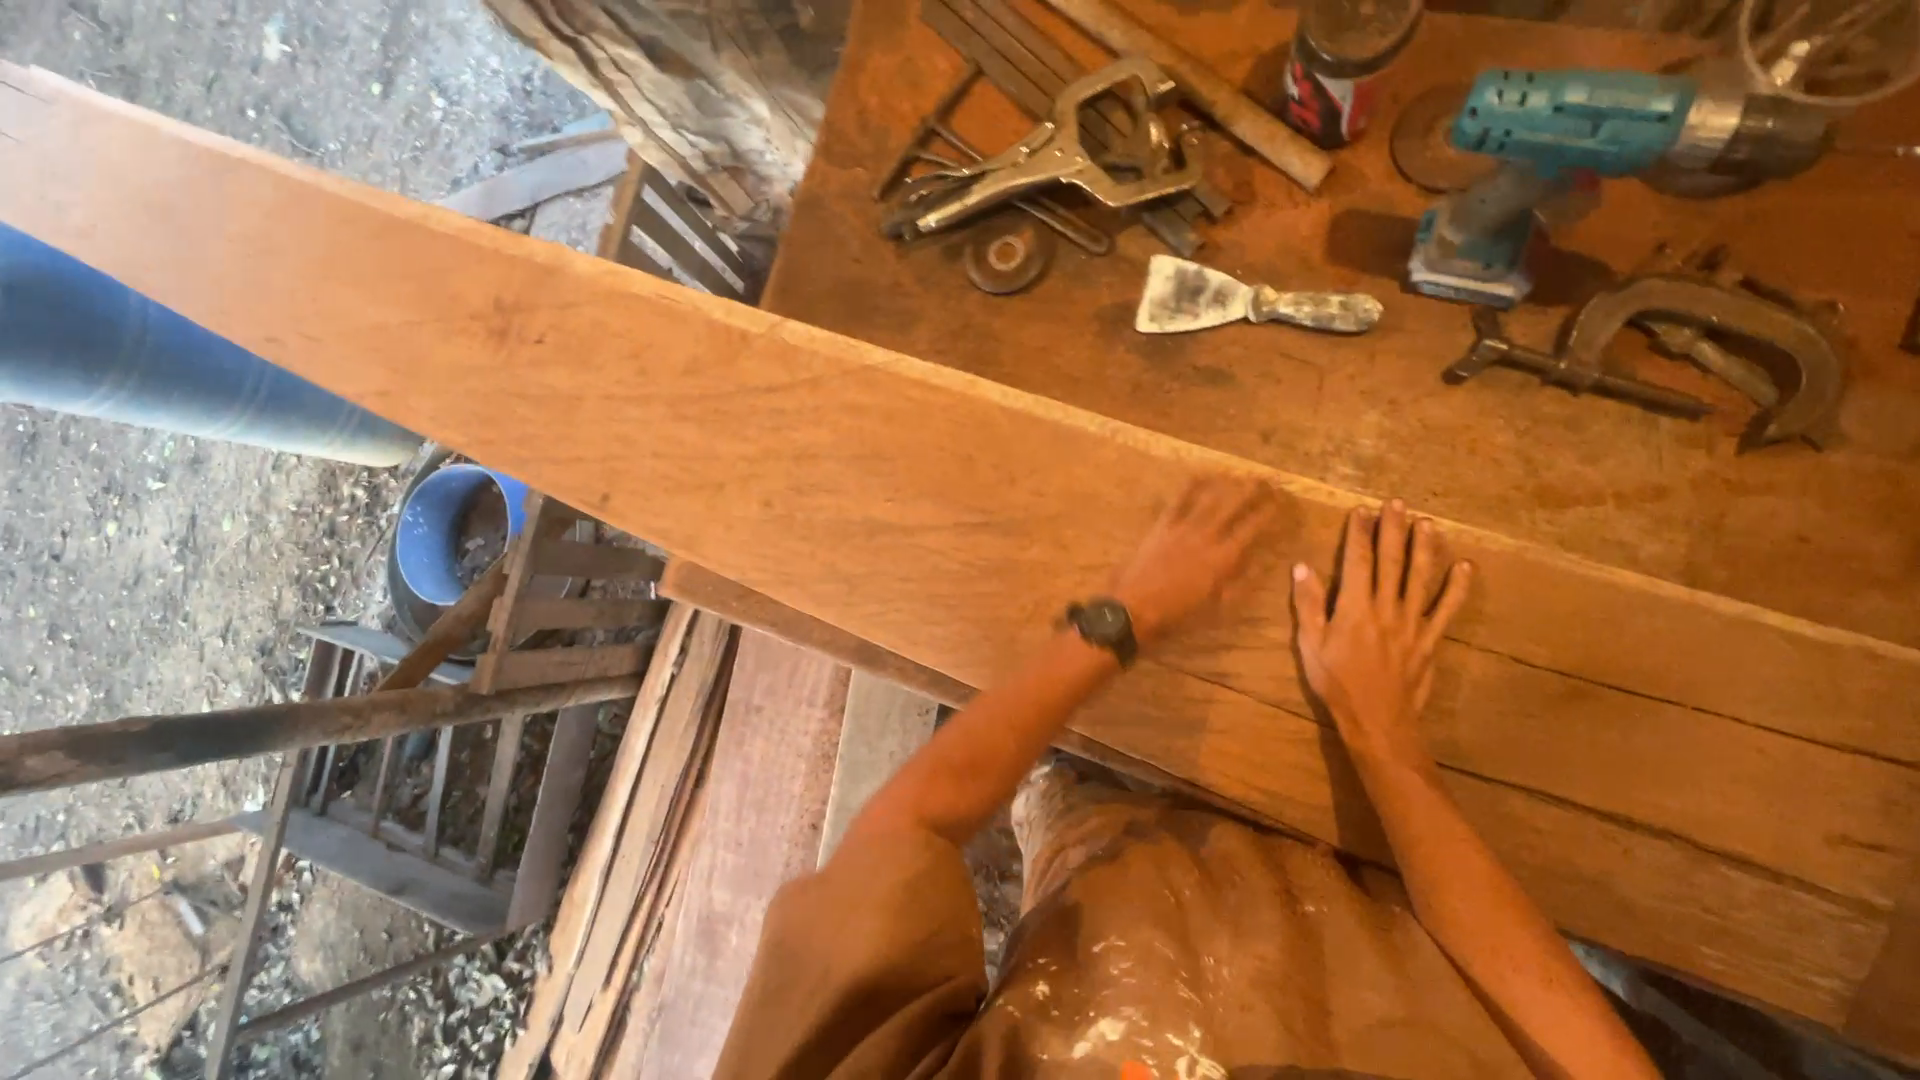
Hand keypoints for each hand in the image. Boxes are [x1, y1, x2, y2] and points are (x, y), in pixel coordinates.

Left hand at [1110, 477, 1279, 645]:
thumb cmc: (1178, 613)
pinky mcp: (1162, 525)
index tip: (1280, 500)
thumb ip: (1241, 582)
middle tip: (1267, 480)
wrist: (1134, 607)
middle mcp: (1207, 536)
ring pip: (1210, 498)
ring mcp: (1182, 528)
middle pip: (1234, 505)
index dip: (1268, 512)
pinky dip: (1191, 485)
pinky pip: (1178, 500)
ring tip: (1241, 475)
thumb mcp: (1218, 606)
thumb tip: (1263, 562)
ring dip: (1228, 484)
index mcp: (1223, 558)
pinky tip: (1202, 474)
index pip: (1252, 528)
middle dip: (1253, 490)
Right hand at [1290, 500, 1471, 757]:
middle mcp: (1386, 607)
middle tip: (1397, 504)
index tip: (1361, 511)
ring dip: (1425, 547)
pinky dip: (1458, 586)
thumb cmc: (1336, 682)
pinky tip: (1466, 566)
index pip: (1358, 561)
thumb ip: (1308, 605)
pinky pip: (1448, 608)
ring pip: (1421, 577)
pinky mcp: (1431, 638)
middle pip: (1392, 561)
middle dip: (1393, 530)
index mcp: (1354, 607)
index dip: (1359, 533)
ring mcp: (1413, 622)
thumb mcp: (1310, 644)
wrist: (1377, 719)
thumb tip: (1302, 567)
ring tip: (1427, 522)